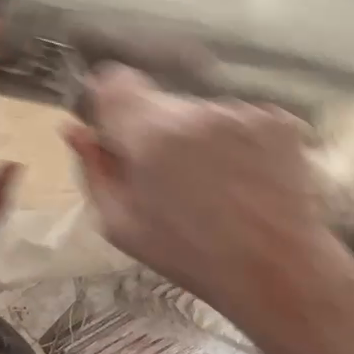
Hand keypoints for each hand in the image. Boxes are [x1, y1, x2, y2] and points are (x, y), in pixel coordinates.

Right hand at [64, 65, 353, 333]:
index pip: (117, 83)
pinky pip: (239, 121)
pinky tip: (242, 178)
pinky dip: (235, 143)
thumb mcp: (119, 224)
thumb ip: (94, 169)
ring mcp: (243, 113)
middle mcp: (197, 111)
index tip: (114, 126)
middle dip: (156, 130)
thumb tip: (74, 129)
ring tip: (211, 184)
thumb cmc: (187, 254)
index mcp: (151, 135)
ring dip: (197, 138)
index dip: (111, 101)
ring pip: (201, 114)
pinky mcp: (279, 121)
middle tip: (167, 176)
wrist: (275, 269)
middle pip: (160, 103)